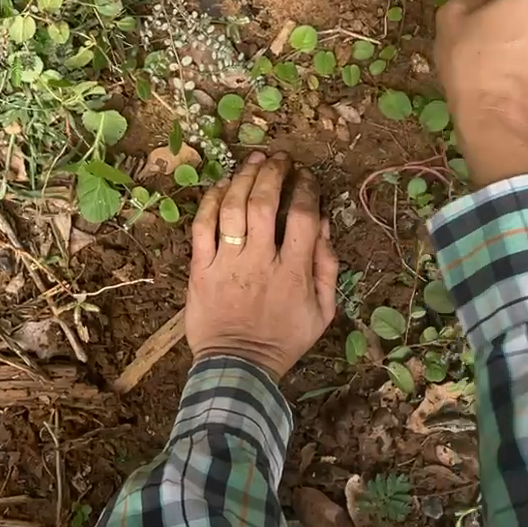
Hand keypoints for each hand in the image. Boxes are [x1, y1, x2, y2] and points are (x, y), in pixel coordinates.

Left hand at [185, 152, 337, 379]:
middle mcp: (259, 262)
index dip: (305, 189)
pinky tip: (222, 185)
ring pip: (232, 209)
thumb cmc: (283, 339)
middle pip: (263, 204)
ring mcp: (226, 264)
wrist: (237, 368)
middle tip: (279, 158)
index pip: (301, 217)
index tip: (305, 176)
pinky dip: (211, 202)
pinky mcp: (200, 269)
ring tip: (254, 160)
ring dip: (243, 178)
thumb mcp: (322, 312)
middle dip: (273, 173)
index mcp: (292, 273)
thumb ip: (327, 268)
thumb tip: (324, 225)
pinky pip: (202, 227)